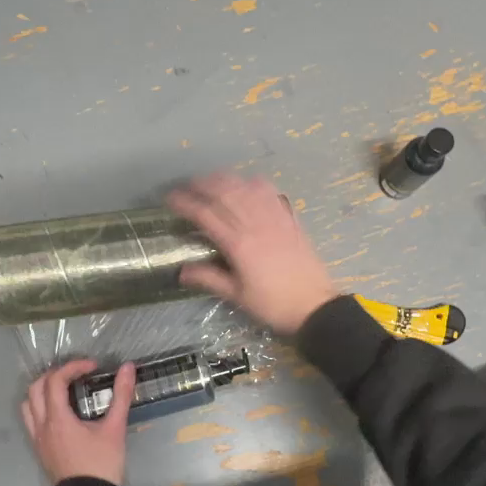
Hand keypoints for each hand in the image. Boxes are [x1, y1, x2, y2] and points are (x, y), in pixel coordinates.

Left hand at [20, 360, 135, 485]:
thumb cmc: (102, 464)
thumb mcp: (115, 429)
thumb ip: (121, 395)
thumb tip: (128, 367)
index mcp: (57, 419)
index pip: (55, 381)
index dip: (73, 367)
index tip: (93, 367)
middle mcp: (42, 426)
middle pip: (35, 388)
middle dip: (55, 375)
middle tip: (77, 374)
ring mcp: (37, 439)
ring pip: (28, 405)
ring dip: (43, 390)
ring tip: (65, 390)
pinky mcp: (40, 449)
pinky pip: (31, 420)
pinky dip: (41, 407)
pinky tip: (61, 412)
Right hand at [169, 172, 337, 334]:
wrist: (314, 306)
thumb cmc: (273, 305)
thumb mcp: (237, 296)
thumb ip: (209, 279)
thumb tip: (181, 271)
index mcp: (238, 244)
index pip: (206, 215)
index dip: (185, 203)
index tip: (170, 198)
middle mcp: (255, 224)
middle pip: (225, 193)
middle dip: (202, 184)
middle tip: (187, 185)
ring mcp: (275, 219)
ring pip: (246, 188)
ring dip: (226, 179)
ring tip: (212, 180)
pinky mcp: (290, 219)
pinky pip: (271, 192)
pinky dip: (255, 183)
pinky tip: (248, 183)